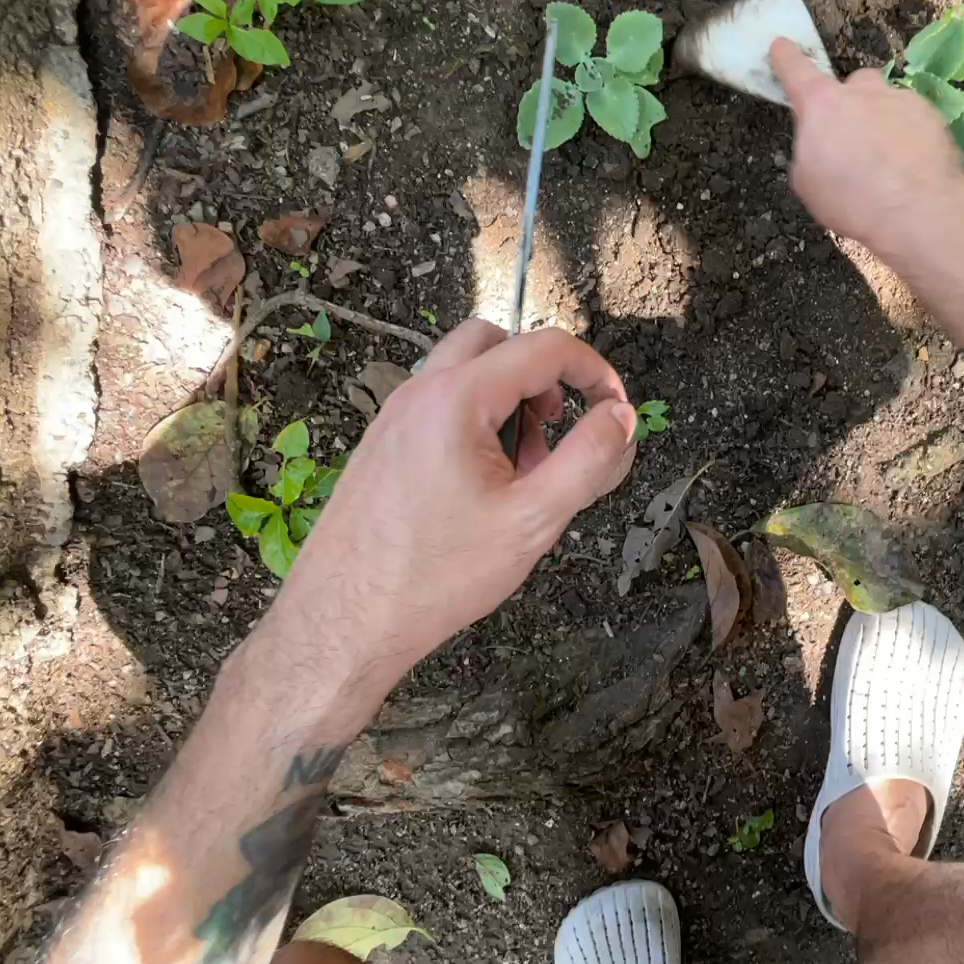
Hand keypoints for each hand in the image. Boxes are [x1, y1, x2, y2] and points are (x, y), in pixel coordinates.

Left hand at [264, 321, 637, 691]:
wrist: (343, 621)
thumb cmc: (435, 576)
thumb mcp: (533, 520)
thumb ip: (588, 459)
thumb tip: (620, 417)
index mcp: (455, 400)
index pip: (544, 348)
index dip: (595, 372)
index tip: (615, 411)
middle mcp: (418, 394)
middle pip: (497, 342)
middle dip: (543, 375)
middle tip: (559, 427)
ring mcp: (394, 417)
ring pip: (466, 372)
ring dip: (509, 398)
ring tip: (522, 468)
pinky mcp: (384, 444)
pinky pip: (441, 405)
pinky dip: (477, 420)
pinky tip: (484, 485)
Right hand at [769, 38, 963, 254]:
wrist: (915, 209)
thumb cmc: (851, 199)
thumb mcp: (807, 183)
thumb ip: (808, 151)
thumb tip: (819, 145)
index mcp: (822, 106)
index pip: (797, 72)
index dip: (786, 59)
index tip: (781, 46)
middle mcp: (862, 91)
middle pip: (851, 87)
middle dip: (848, 108)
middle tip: (848, 144)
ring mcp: (899, 98)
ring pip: (883, 104)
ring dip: (879, 124)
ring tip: (881, 164)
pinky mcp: (930, 114)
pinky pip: (910, 120)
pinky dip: (905, 138)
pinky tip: (905, 169)